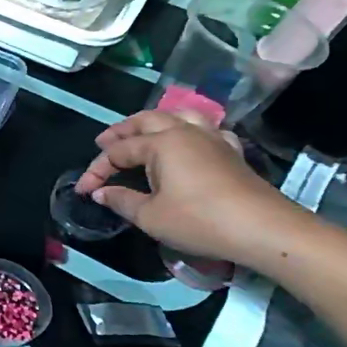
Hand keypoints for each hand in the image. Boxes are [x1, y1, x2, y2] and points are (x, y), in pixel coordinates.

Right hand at [74, 111, 312, 267]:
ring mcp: (212, 138)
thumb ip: (121, 200)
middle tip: (102, 142)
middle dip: (120, 131)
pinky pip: (205, 130)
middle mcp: (185, 132)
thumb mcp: (150, 216)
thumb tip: (101, 192)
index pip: (118, 151)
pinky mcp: (230, 152)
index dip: (96, 170)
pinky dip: (188, 131)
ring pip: (177, 117)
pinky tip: (188, 141)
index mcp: (161, 143)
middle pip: (146, 121)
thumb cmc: (199, 220)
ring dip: (154, 122)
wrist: (263, 229)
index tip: (83, 190)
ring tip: (141, 132)